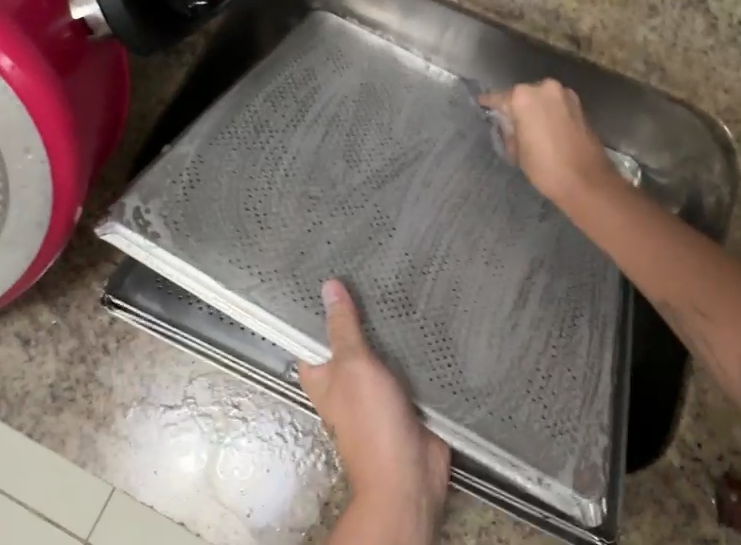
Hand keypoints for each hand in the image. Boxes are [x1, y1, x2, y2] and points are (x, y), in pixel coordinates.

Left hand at [299, 280, 448, 538]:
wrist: (410, 475)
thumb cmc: (371, 422)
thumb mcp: (353, 366)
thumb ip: (343, 327)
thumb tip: (328, 287)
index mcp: (321, 374)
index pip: (314, 331)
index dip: (321, 303)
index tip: (333, 267)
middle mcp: (346, 379)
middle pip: (351, 336)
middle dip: (363, 309)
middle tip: (376, 266)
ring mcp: (376, 388)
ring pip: (381, 347)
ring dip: (391, 325)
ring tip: (403, 280)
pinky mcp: (405, 394)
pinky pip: (408, 362)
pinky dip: (415, 344)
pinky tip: (426, 315)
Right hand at [479, 80, 622, 201]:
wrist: (587, 180)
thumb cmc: (545, 166)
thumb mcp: (517, 150)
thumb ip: (509, 130)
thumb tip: (509, 124)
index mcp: (523, 96)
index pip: (499, 97)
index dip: (489, 103)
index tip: (482, 104)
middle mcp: (544, 88)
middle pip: (522, 94)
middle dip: (515, 106)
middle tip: (509, 123)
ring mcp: (565, 94)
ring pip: (541, 98)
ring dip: (534, 109)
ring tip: (529, 128)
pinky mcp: (579, 105)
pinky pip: (556, 105)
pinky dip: (549, 113)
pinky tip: (545, 129)